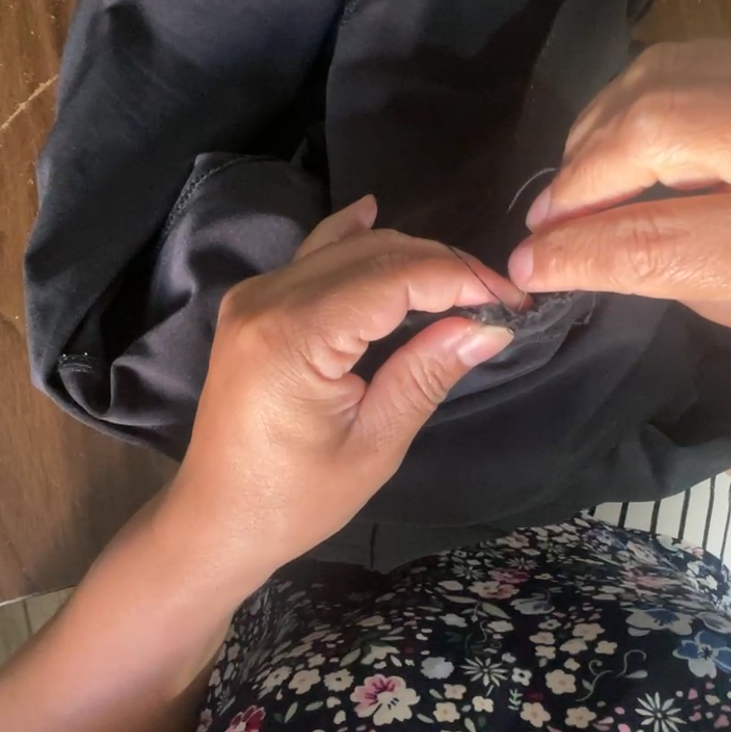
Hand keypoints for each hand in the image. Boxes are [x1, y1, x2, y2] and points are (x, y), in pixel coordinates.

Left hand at [158, 197, 522, 583]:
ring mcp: (254, 296)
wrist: (218, 518)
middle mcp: (268, 298)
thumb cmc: (295, 500)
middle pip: (374, 253)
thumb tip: (489, 328)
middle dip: (442, 268)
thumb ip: (426, 374)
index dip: (461, 280)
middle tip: (494, 301)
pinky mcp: (252, 305)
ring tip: (459, 286)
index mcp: (295, 336)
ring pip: (347, 249)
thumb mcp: (374, 445)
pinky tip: (372, 213)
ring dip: (408, 259)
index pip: (396, 277)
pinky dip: (350, 239)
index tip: (512, 301)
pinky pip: (311, 257)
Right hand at [510, 39, 730, 369]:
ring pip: (665, 76)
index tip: (527, 262)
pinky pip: (695, 58)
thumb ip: (657, 265)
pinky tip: (626, 140)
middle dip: (580, 174)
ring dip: (600, 130)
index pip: (655, 236)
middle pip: (655, 126)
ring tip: (581, 179)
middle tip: (550, 217)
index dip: (574, 249)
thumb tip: (566, 238)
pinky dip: (639, 100)